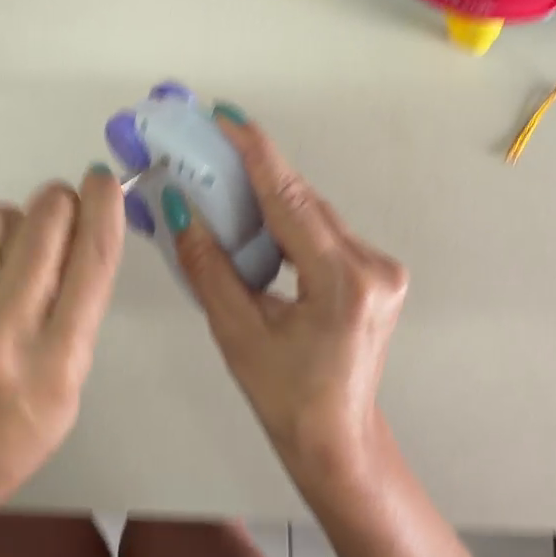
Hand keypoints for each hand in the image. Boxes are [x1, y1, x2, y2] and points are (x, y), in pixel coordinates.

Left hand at [0, 167, 126, 519]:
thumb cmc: (9, 437)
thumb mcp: (66, 392)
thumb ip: (77, 315)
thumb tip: (85, 237)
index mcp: (55, 366)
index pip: (91, 263)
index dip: (106, 209)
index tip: (107, 181)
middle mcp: (6, 331)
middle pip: (48, 221)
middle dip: (67, 202)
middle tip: (70, 215)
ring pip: (6, 215)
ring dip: (27, 217)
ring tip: (25, 249)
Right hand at [174, 108, 409, 487]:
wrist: (338, 440)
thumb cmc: (286, 397)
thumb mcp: (236, 331)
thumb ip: (206, 264)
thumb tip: (178, 208)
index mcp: (341, 281)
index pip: (289, 198)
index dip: (254, 151)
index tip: (225, 116)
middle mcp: (370, 264)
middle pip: (301, 198)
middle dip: (253, 167)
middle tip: (210, 139)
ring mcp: (377, 266)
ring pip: (310, 210)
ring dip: (267, 191)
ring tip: (222, 171)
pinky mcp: (372, 271)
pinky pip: (319, 227)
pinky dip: (283, 214)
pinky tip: (252, 210)